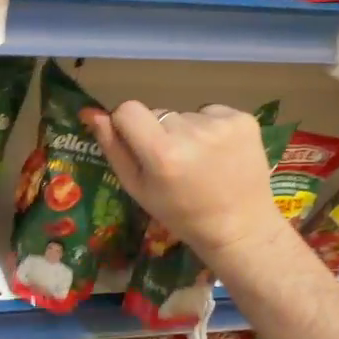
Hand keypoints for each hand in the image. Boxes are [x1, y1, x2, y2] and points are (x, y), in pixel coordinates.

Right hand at [82, 101, 285, 262]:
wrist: (240, 227)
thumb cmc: (181, 214)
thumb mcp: (138, 188)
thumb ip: (114, 149)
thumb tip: (93, 114)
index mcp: (162, 153)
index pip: (128, 110)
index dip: (127, 124)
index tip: (137, 144)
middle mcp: (191, 132)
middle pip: (158, 113)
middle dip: (159, 132)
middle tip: (174, 163)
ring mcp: (221, 124)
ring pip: (184, 114)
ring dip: (186, 132)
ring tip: (200, 162)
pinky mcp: (244, 120)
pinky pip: (211, 112)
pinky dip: (210, 128)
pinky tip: (220, 153)